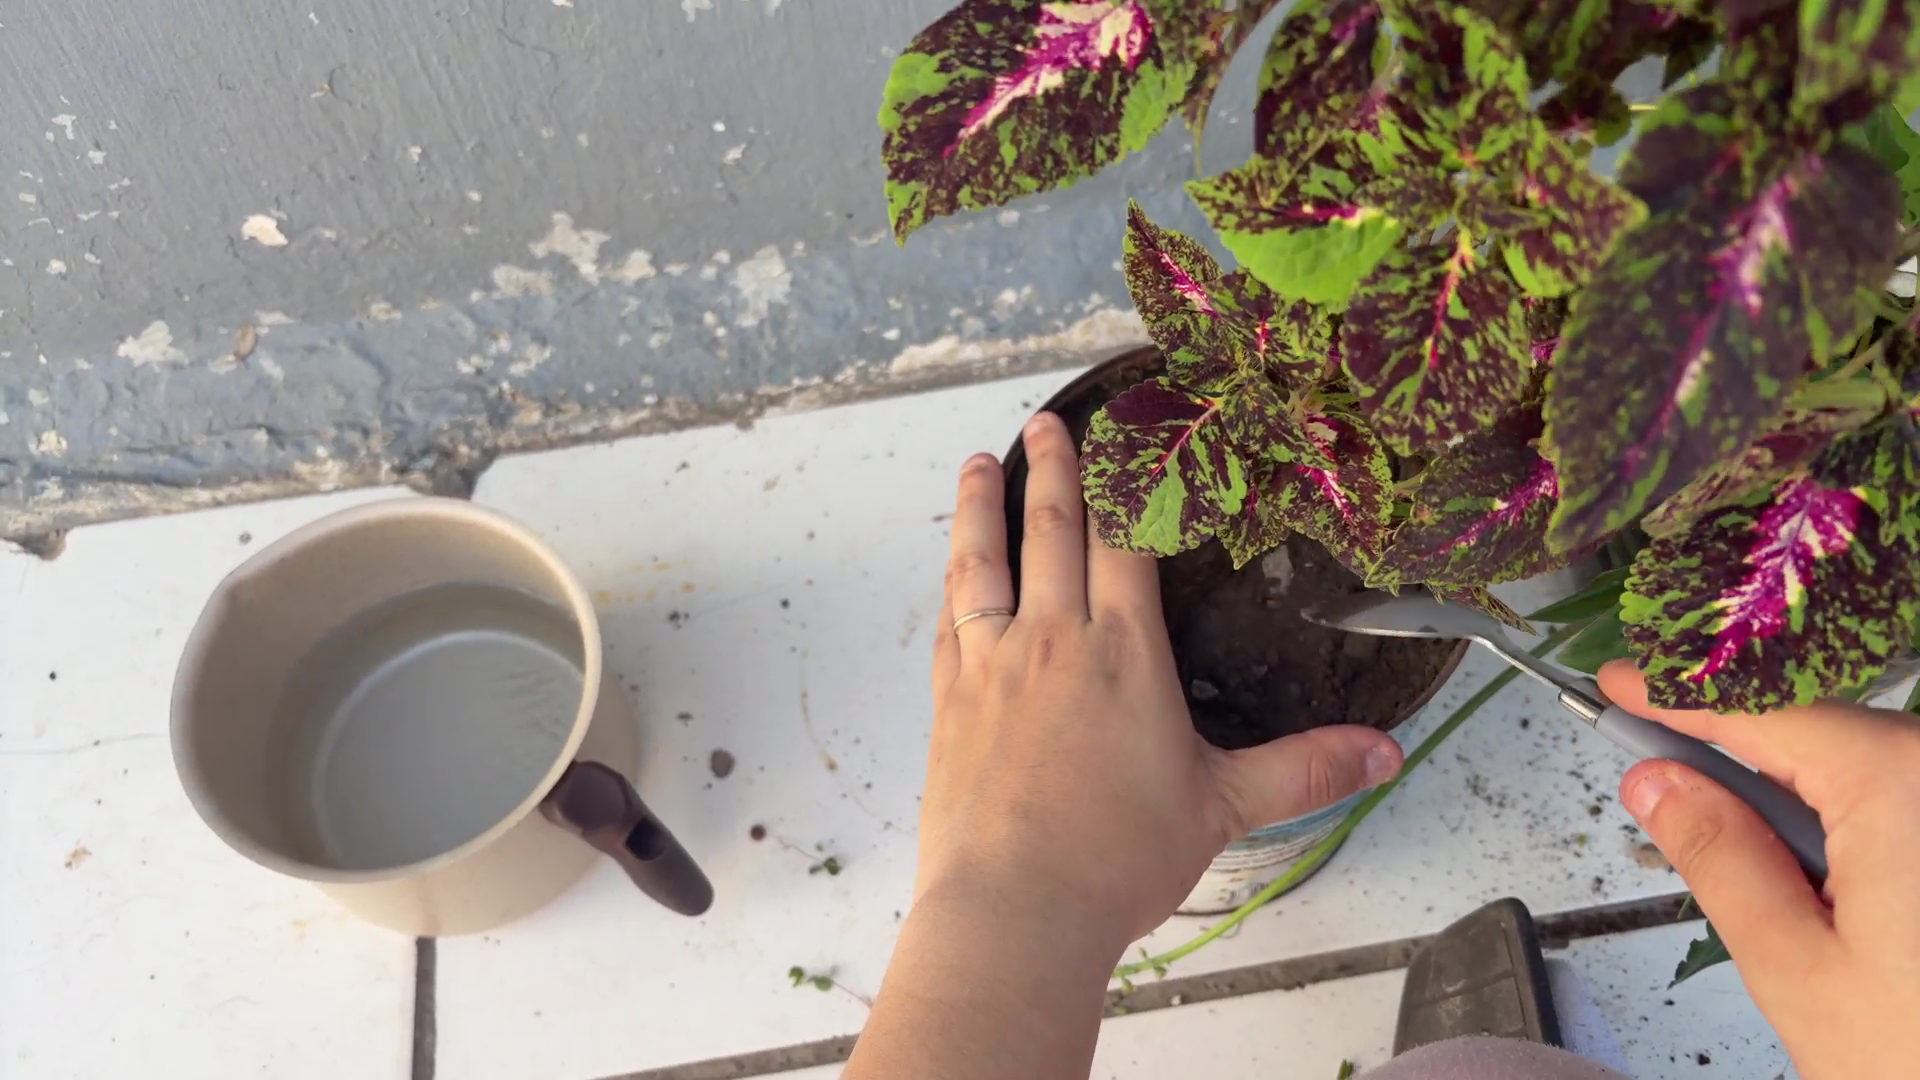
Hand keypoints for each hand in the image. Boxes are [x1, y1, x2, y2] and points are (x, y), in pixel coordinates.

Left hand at [922, 412, 1403, 948]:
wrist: (1017, 906)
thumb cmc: (1118, 857)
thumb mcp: (1221, 809)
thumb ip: (1303, 770)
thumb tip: (1388, 753)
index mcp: (1123, 651)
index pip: (1128, 541)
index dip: (1131, 484)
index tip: (1129, 439)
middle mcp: (1053, 637)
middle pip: (1054, 529)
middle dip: (1055, 468)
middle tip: (1049, 423)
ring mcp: (993, 660)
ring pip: (984, 559)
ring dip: (982, 504)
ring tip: (979, 461)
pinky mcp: (950, 691)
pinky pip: (951, 615)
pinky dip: (954, 580)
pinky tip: (952, 563)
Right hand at [1600, 661, 1919, 1079]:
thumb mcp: (1798, 970)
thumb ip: (1715, 855)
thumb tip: (1655, 780)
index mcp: (1915, 796)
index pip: (1763, 711)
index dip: (1675, 692)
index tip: (1616, 682)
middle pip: (1825, 736)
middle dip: (1737, 754)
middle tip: (1666, 785)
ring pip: (1877, 775)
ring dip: (1803, 803)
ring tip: (1781, 879)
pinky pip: (1916, 810)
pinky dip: (1863, 829)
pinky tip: (1850, 890)